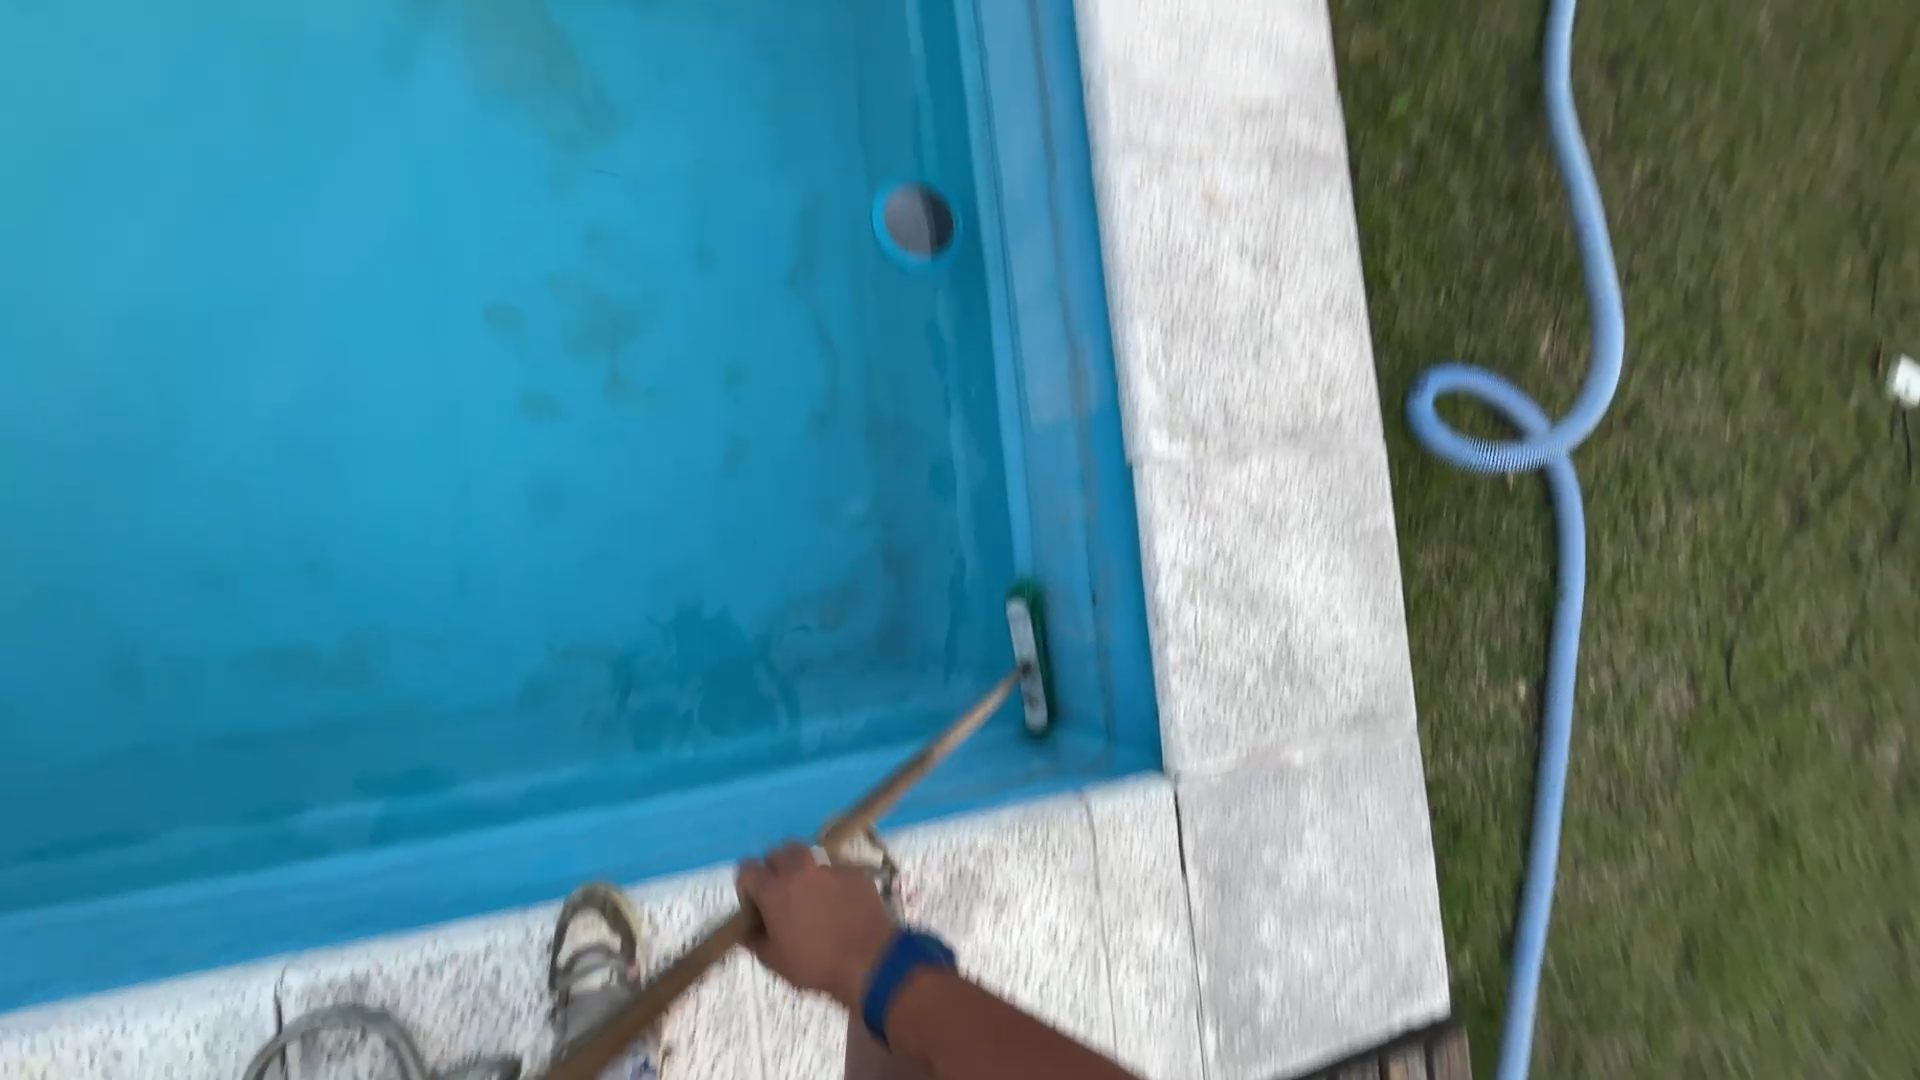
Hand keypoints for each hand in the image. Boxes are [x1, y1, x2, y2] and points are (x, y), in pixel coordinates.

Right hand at [735, 842, 898, 1008]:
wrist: (868, 958)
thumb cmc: (815, 964)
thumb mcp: (774, 961)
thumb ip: (754, 939)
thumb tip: (746, 928)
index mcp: (774, 890)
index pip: (747, 868)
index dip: (747, 883)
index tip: (755, 900)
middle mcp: (799, 868)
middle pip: (778, 852)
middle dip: (774, 868)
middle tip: (782, 892)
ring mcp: (828, 864)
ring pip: (806, 852)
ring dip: (801, 867)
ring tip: (809, 891)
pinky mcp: (852, 868)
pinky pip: (833, 864)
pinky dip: (829, 876)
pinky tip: (838, 898)